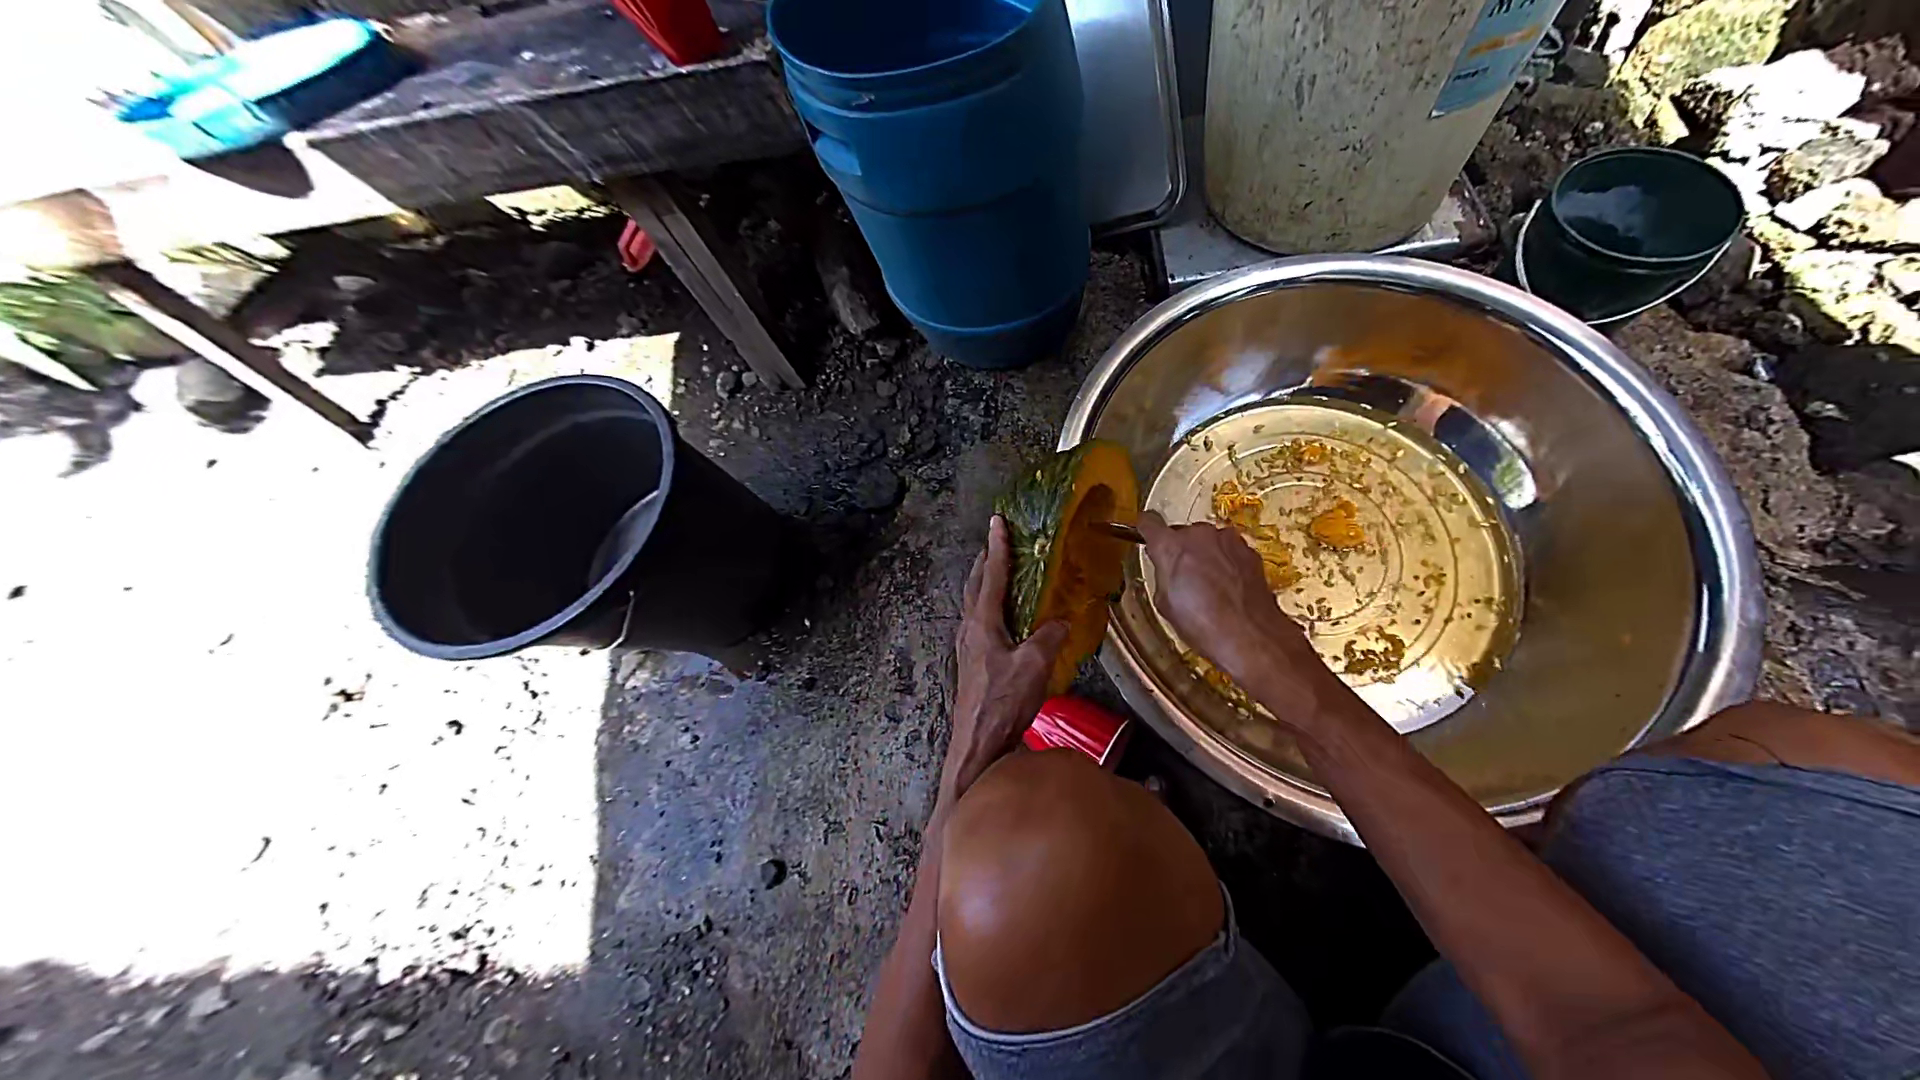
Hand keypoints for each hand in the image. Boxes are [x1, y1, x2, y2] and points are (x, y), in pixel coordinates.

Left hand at [945, 516, 1068, 802]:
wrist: (978, 742)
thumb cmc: (1003, 702)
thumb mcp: (1034, 666)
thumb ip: (1049, 637)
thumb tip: (1063, 621)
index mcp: (982, 622)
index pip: (992, 575)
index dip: (998, 546)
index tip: (998, 521)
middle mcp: (970, 628)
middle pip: (976, 584)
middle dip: (987, 560)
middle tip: (998, 541)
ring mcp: (968, 646)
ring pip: (974, 602)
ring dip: (985, 581)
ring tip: (997, 570)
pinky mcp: (972, 662)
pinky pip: (979, 620)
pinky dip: (988, 605)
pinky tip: (1000, 616)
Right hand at [1136, 511, 1343, 725]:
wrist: (1250, 635)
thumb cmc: (1202, 624)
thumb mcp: (1165, 603)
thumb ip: (1162, 574)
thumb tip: (1166, 568)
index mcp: (1169, 546)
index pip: (1149, 522)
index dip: (1146, 529)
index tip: (1146, 535)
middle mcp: (1198, 535)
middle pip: (1182, 534)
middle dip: (1180, 551)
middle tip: (1181, 578)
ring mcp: (1226, 540)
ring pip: (1207, 542)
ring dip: (1205, 556)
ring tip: (1207, 588)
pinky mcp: (1248, 551)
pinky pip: (1228, 551)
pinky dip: (1226, 564)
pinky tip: (1227, 589)